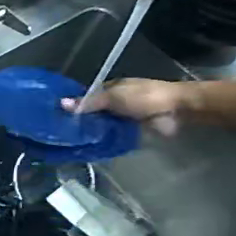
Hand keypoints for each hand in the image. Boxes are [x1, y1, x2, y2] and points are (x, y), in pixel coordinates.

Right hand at [64, 79, 198, 136]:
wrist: (177, 110)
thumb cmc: (144, 98)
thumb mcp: (113, 98)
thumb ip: (89, 103)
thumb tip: (61, 103)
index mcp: (111, 88)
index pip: (87, 96)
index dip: (74, 105)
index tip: (58, 117)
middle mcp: (116, 101)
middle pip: (94, 111)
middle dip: (82, 121)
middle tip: (62, 134)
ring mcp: (124, 116)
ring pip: (102, 124)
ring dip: (93, 132)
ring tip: (72, 143)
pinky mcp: (132, 130)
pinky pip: (113, 134)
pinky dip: (105, 140)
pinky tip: (91, 147)